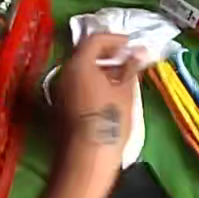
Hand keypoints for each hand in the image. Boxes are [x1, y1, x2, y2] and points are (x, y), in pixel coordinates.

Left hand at [54, 33, 138, 162]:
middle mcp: (64, 73)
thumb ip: (131, 67)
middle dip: (107, 53)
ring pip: (80, 70)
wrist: (87, 158)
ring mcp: (59, 90)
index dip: (115, 39)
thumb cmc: (109, 120)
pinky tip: (108, 92)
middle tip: (128, 59)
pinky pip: (76, 84)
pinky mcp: (59, 105)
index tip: (131, 45)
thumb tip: (140, 51)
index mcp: (78, 64)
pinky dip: (92, 81)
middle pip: (84, 53)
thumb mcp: (125, 91)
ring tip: (121, 77)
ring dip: (99, 68)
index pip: (95, 39)